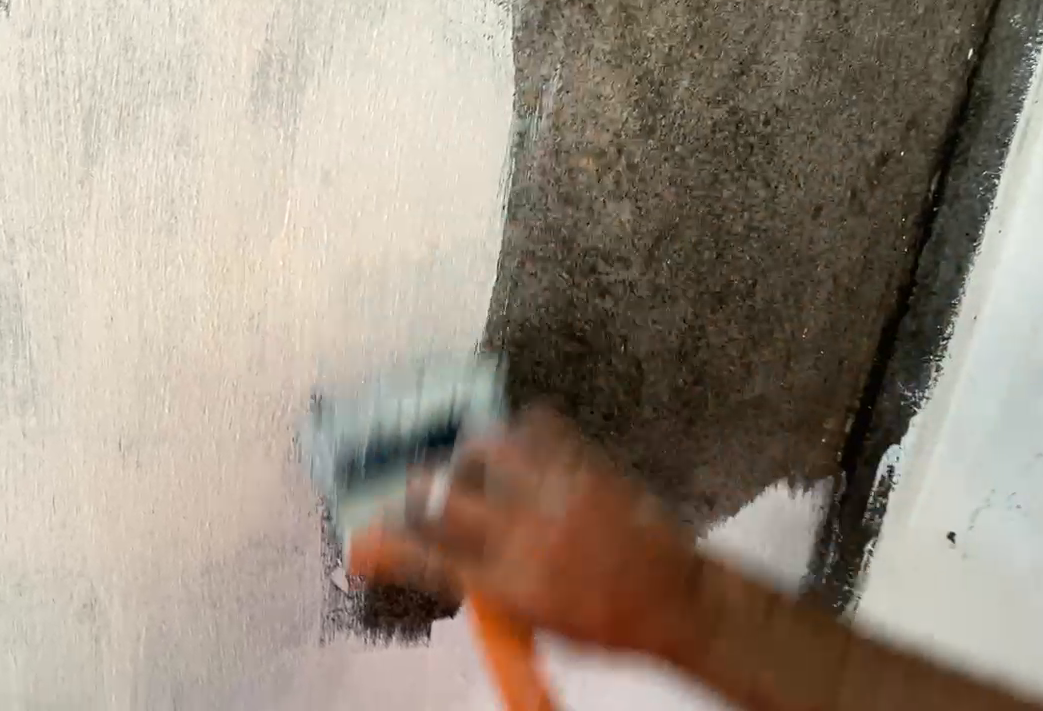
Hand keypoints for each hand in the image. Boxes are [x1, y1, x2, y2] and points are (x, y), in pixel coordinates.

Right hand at [347, 407, 708, 659]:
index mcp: (510, 583)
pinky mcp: (581, 460)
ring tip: (477, 465)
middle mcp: (524, 533)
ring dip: (471, 455)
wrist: (677, 599)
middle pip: (440, 493)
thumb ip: (485, 587)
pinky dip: (521, 428)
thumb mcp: (539, 620)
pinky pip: (534, 421)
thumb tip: (439, 562)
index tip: (365, 535)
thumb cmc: (606, 621)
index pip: (429, 555)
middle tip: (421, 489)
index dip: (388, 542)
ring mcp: (554, 489)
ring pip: (482, 446)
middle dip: (418, 489)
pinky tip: (522, 444)